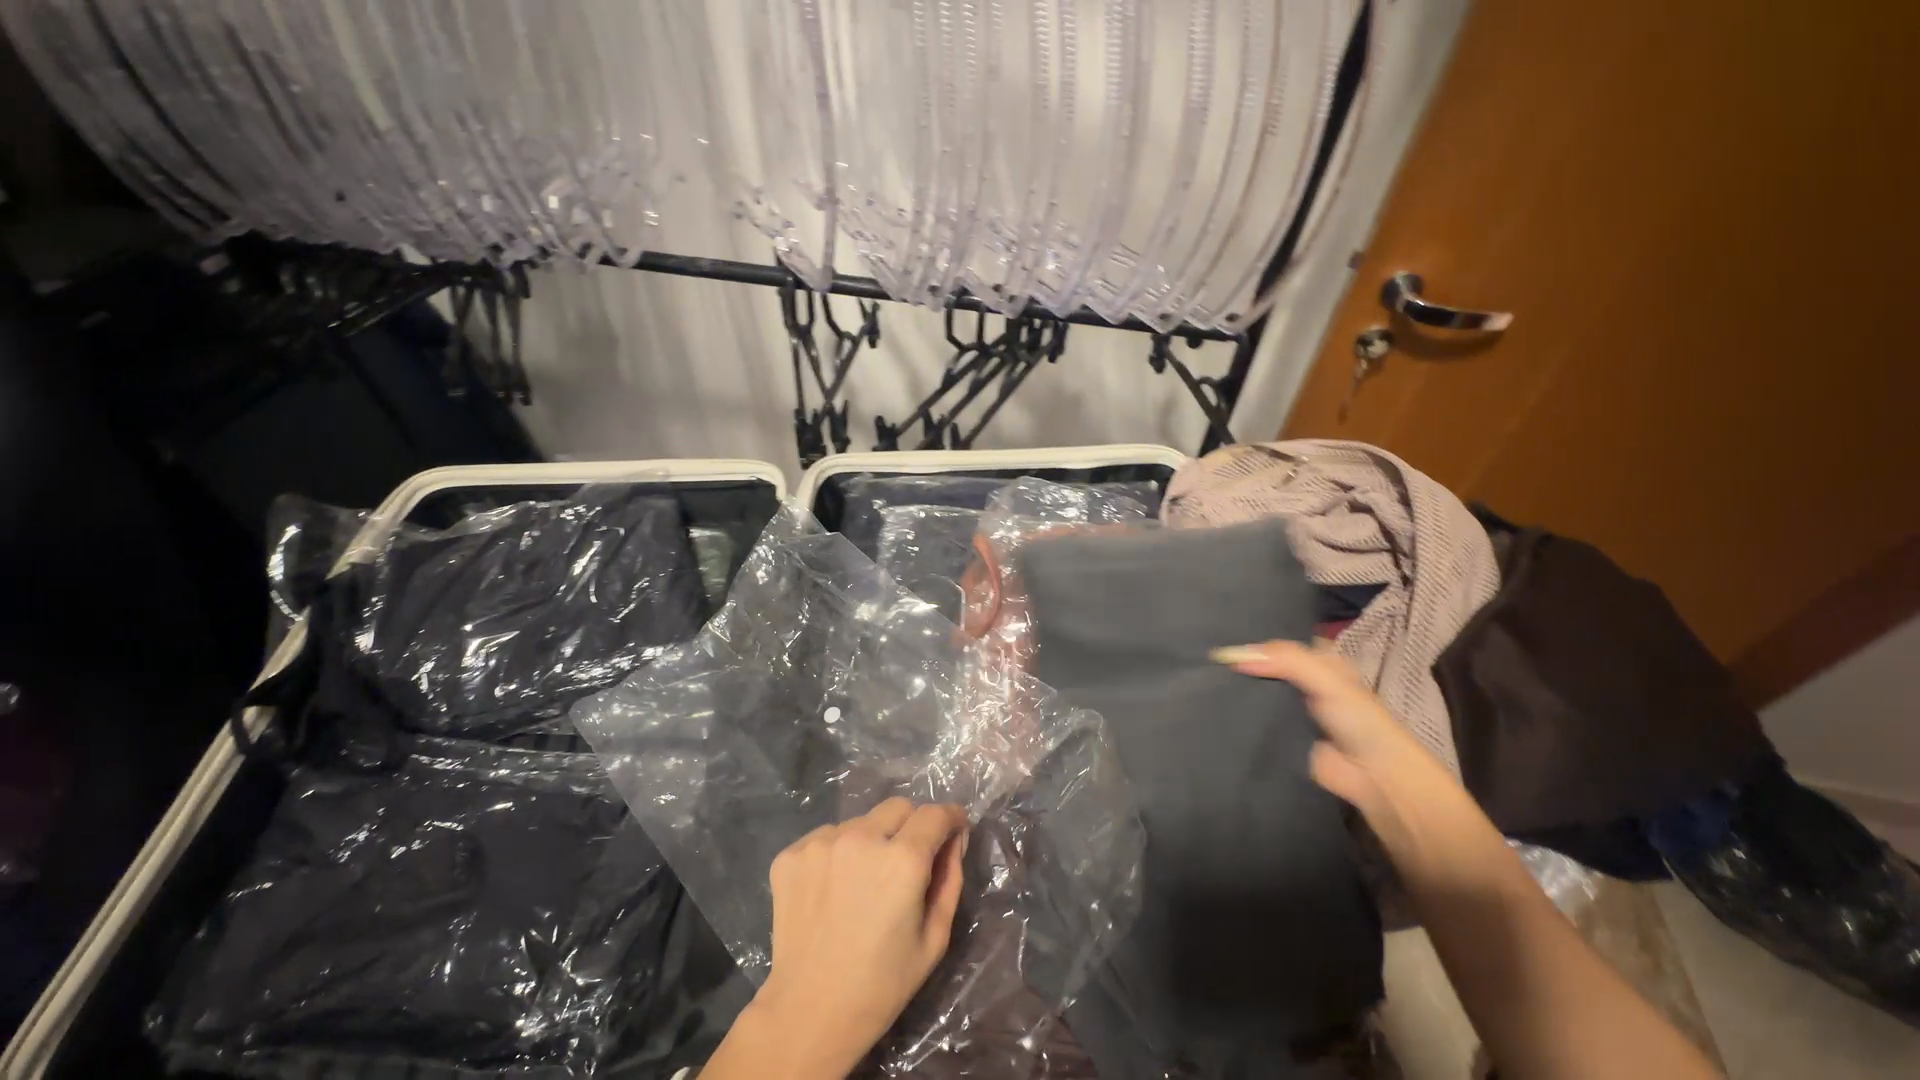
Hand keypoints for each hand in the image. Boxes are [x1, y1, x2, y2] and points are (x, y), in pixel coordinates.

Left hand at [744, 797, 969, 1077]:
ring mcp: (820, 843)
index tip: (954, 831)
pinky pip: (827, 837)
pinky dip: (838, 853)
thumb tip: (953, 841)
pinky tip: (834, 890)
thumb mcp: (935, 937)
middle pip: (898, 808)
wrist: (810, 1010)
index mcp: (903, 860)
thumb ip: (950, 879)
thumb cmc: (883, 983)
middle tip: (909, 862)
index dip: (951, 819)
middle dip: (913, 826)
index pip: (936, 814)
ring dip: (872, 841)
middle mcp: (861, 838)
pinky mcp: (790, 855)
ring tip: (864, 883)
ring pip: (861, 822)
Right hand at [1212, 640, 1462, 863]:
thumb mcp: (1326, 678)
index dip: (1256, 640)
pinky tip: (1214, 707)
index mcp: (1319, 661)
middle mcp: (1303, 681)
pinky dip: (1238, 716)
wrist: (1371, 775)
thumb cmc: (1358, 719)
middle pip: (1264, 667)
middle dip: (1241, 665)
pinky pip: (1253, 721)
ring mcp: (1289, 710)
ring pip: (1257, 693)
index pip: (1280, 643)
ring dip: (1236, 690)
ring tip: (1202, 680)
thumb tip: (1234, 656)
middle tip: (1207, 660)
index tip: (1221, 634)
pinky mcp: (1278, 735)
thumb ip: (1286, 660)